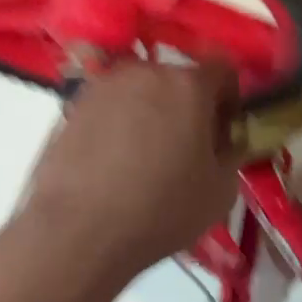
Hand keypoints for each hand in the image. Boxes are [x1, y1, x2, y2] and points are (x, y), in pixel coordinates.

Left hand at [22, 61, 240, 274]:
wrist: (78, 232)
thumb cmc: (162, 209)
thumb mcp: (222, 190)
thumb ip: (231, 153)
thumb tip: (223, 141)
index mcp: (188, 85)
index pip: (223, 68)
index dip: (230, 97)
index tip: (224, 130)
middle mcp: (145, 72)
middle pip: (178, 79)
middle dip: (189, 106)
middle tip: (188, 147)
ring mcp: (102, 87)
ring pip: (141, 92)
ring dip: (152, 114)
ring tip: (148, 158)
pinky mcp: (70, 108)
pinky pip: (110, 109)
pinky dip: (119, 126)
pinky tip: (116, 165)